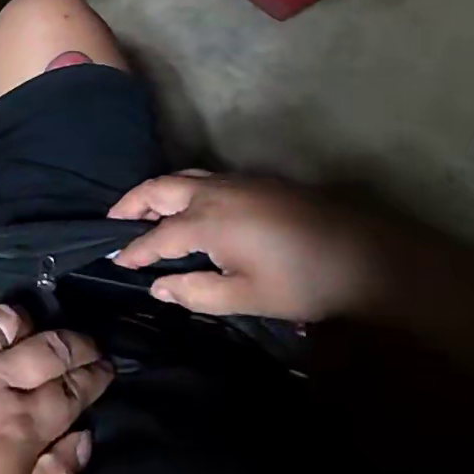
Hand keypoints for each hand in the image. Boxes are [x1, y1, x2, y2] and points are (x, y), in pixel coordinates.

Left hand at [0, 304, 112, 473]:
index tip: (110, 370)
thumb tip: (85, 440)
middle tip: (93, 345)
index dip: (96, 378)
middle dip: (78, 344)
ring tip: (37, 331)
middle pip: (49, 348)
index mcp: (19, 425)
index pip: (72, 390)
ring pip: (5, 321)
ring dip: (28, 322)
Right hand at [110, 171, 418, 322]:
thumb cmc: (302, 280)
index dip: (134, 249)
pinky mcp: (251, 180)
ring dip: (155, 191)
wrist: (361, 250)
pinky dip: (179, 188)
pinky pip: (199, 177)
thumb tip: (157, 286)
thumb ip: (198, 291)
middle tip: (113, 221)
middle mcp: (213, 192)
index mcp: (207, 221)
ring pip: (180, 177)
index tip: (115, 259)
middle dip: (132, 203)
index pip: (157, 235)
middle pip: (159, 189)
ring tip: (142, 210)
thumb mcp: (249, 297)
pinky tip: (184, 206)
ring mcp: (233, 181)